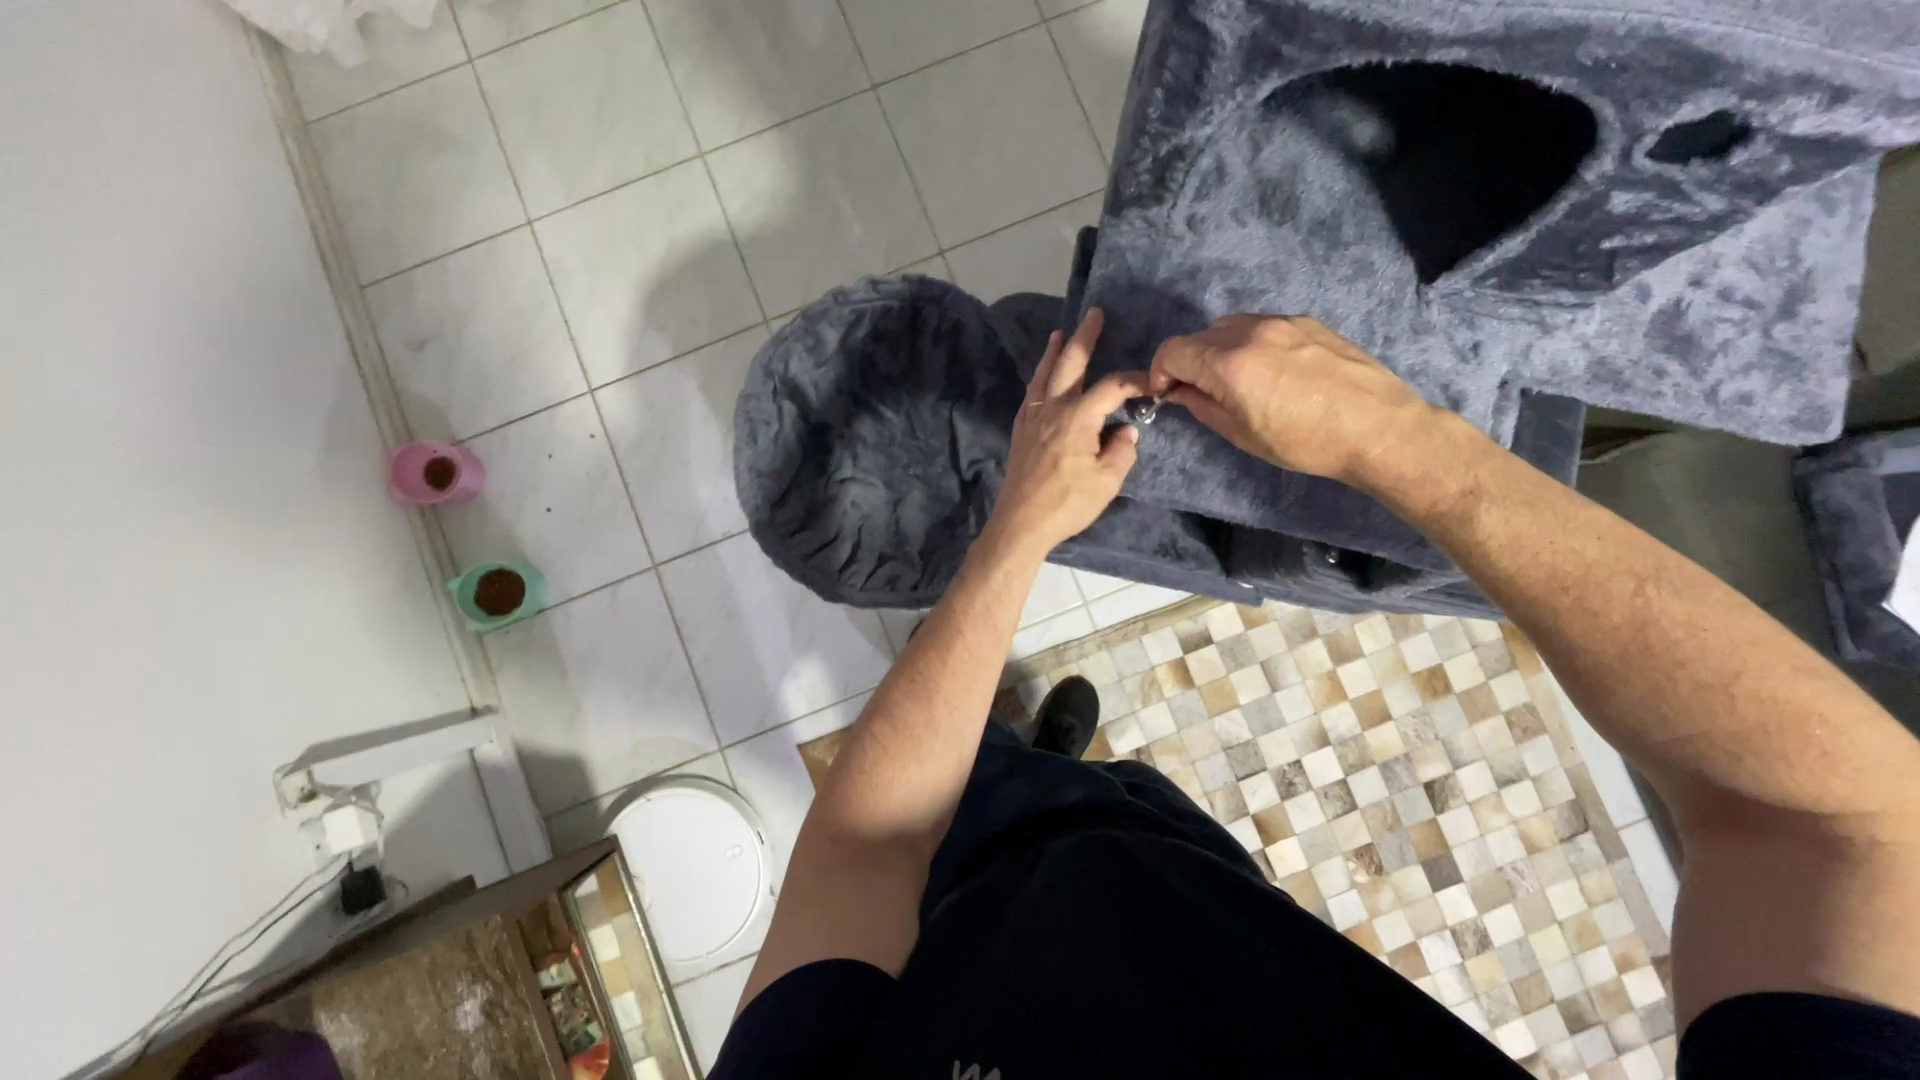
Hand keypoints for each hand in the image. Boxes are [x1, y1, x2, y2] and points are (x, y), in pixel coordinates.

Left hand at [989, 309, 1150, 555]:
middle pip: (1069, 364)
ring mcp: (1031, 419)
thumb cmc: (1067, 503)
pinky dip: (1040, 379)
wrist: (1020, 524)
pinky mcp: (1020, 433)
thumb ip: (1122, 450)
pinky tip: (1042, 380)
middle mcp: (1051, 409)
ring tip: (1060, 334)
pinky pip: (1031, 395)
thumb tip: (1126, 430)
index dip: (1135, 381)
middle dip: (1084, 337)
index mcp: (1076, 418)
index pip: (1111, 387)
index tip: (1154, 384)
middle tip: (1094, 314)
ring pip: (1044, 376)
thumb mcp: (1107, 481)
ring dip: (1054, 353)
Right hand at [1148, 315, 1439, 485]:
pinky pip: (1261, 325)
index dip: (1160, 372)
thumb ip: (1202, 405)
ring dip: (1219, 349)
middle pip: (1199, 336)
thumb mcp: (1242, 434)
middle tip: (1203, 392)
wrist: (1377, 427)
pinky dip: (1250, 343)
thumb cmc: (1305, 442)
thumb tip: (1179, 391)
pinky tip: (1273, 371)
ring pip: (1229, 326)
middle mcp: (1250, 331)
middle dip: (1190, 362)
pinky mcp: (1307, 322)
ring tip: (1239, 381)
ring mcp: (1281, 322)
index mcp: (1229, 363)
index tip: (1168, 393)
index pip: (1172, 350)